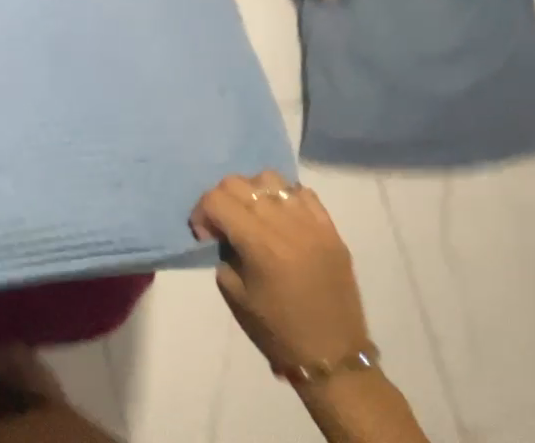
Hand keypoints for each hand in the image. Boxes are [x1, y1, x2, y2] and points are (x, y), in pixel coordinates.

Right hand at [190, 171, 370, 371]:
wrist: (332, 355)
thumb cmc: (276, 330)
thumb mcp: (233, 292)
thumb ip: (225, 252)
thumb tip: (225, 232)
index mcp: (260, 244)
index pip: (217, 199)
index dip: (202, 213)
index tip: (205, 236)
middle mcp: (286, 225)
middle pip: (239, 183)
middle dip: (221, 199)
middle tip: (224, 226)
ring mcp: (312, 224)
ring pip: (271, 179)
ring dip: (253, 192)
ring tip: (253, 217)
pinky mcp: (331, 230)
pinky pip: (304, 194)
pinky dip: (285, 198)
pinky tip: (281, 220)